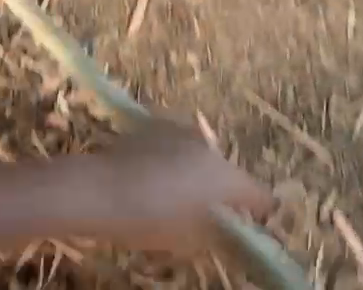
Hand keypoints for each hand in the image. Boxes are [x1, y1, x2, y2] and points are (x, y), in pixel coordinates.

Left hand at [101, 123, 277, 221]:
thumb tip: (227, 228)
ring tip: (184, 189)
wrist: (103, 189)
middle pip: (228, 170)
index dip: (259, 210)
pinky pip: (176, 141)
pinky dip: (176, 155)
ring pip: (201, 153)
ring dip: (199, 168)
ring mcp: (179, 130)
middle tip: (215, 210)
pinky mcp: (154, 124)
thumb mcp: (192, 238)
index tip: (253, 222)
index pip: (259, 193)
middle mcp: (207, 148)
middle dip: (225, 188)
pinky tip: (160, 170)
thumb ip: (218, 230)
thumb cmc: (151, 220)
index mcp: (225, 177)